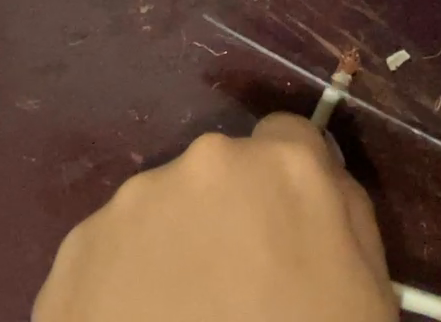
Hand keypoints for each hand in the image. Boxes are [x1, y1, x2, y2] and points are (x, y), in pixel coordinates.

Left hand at [33, 112, 396, 321]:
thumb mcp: (364, 296)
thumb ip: (341, 219)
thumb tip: (318, 184)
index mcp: (284, 170)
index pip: (290, 137)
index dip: (289, 185)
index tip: (285, 228)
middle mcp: (205, 163)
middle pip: (221, 174)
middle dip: (228, 217)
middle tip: (232, 293)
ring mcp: (134, 202)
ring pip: (163, 209)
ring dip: (173, 247)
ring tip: (178, 319)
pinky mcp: (76, 248)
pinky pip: (112, 249)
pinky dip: (124, 282)